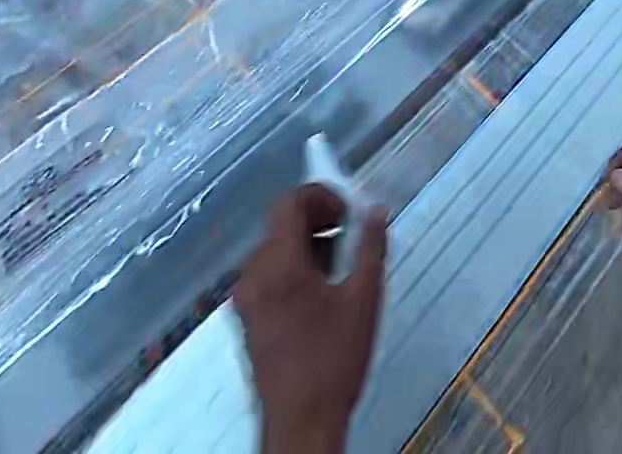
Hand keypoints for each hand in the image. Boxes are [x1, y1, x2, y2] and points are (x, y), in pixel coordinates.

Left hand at [236, 184, 386, 453]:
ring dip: (308, 242)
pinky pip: (268, 271)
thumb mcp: (364, 297)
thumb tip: (376, 209)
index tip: (348, 214)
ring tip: (342, 266)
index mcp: (278, 266)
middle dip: (319, 220)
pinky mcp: (247, 318)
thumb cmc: (335, 359)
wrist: (301, 426)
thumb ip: (371, 246)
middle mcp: (253, 276)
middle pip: (281, 223)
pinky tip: (321, 290)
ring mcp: (246, 299)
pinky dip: (294, 265)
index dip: (321, 196)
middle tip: (351, 237)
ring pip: (275, 247)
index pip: (289, 202)